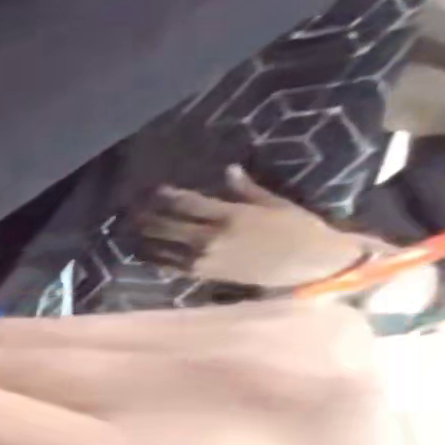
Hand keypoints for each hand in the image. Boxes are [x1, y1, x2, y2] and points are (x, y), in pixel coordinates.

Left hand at [137, 166, 374, 289]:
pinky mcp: (201, 274)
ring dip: (143, 237)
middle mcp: (210, 238)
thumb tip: (229, 169)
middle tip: (134, 209)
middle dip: (145, 216)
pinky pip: (167, 265)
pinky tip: (145, 249)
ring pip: (158, 247)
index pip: (186, 203)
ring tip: (132, 229)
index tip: (155, 190)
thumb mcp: (275, 204)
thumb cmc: (299, 229)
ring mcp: (203, 258)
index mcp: (230, 216)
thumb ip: (246, 190)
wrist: (312, 264)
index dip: (166, 196)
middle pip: (163, 225)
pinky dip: (153, 257)